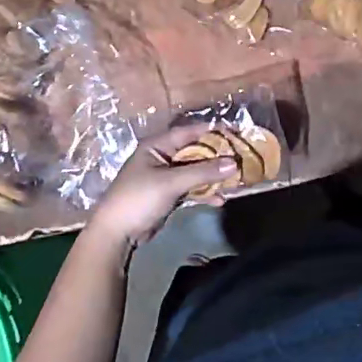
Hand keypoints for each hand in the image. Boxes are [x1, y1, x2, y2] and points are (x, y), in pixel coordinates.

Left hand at [87, 124, 239, 248]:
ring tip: (237, 180)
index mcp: (156, 145)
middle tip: (243, 159)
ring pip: (195, 171)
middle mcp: (161, 156)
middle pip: (194, 151)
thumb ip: (202, 172)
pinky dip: (204, 192)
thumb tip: (233, 162)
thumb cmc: (139, 198)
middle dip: (217, 156)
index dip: (212, 131)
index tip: (237, 133)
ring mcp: (165, 176)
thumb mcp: (171, 183)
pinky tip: (220, 200)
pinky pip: (191, 188)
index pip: (188, 132)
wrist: (118, 230)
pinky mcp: (168, 194)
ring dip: (213, 176)